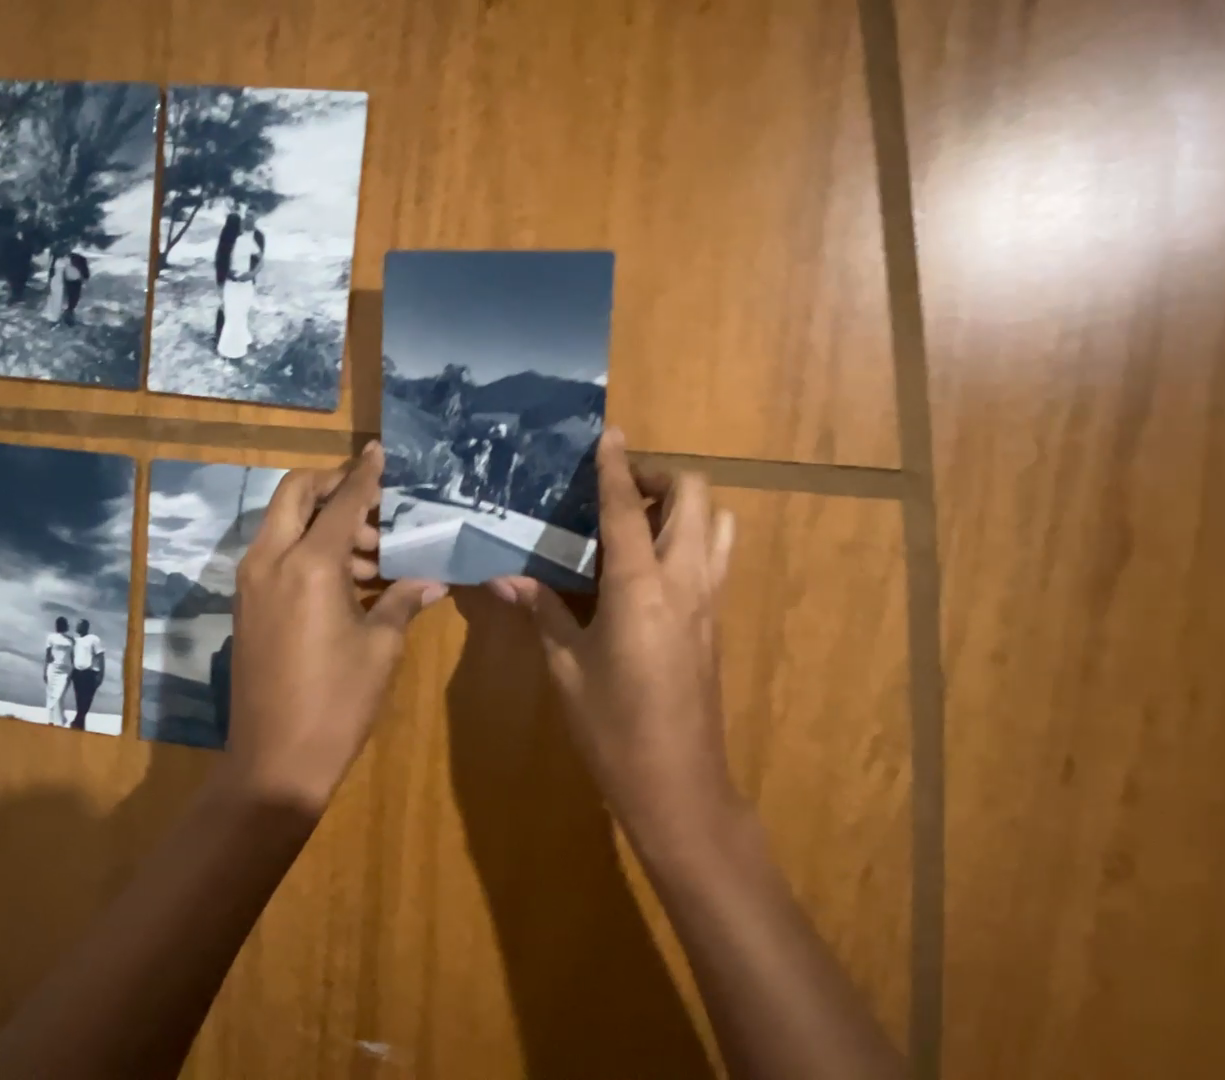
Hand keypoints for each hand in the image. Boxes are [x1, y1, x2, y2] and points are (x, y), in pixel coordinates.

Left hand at [222, 443, 447, 813]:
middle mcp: (270, 560)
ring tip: (371, 559)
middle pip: (296, 494)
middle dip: (333, 486)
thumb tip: (431, 581)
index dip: (365, 474)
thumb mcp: (380, 649)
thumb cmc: (338, 703)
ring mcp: (250, 583)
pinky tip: (347, 582)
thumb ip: (402, 602)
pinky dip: (307, 550)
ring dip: (323, 523)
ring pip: (284, 524)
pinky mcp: (246, 605)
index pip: (342, 501)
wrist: (275, 760)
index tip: (379, 450)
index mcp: (308, 565)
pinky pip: (276, 555)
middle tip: (373, 505)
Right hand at [490, 429, 738, 835]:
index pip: (628, 509)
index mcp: (641, 588)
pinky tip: (649, 566)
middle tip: (617, 490)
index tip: (609, 434)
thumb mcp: (567, 668)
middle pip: (695, 497)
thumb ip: (544, 612)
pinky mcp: (717, 622)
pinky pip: (716, 557)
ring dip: (684, 506)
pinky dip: (691, 538)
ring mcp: (710, 601)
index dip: (617, 466)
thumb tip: (506, 577)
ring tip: (638, 522)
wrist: (679, 785)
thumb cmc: (613, 728)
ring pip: (718, 523)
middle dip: (660, 477)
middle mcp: (685, 581)